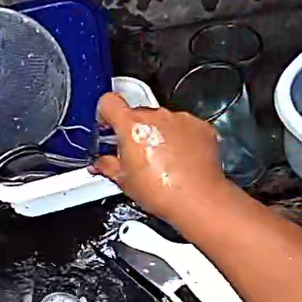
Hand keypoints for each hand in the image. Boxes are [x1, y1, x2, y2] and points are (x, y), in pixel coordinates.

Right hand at [91, 91, 236, 222]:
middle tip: (134, 156)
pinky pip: (183, 127)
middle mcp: (156, 116)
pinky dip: (179, 139)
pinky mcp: (199, 127)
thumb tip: (101, 163)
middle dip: (133, 131)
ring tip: (159, 162)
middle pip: (137, 114)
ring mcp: (180, 120)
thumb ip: (107, 166)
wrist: (196, 199)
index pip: (109, 102)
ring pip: (161, 121)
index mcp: (131, 125)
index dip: (105, 113)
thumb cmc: (160, 192)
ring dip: (157, 135)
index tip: (108, 127)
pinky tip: (178, 160)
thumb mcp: (124, 181)